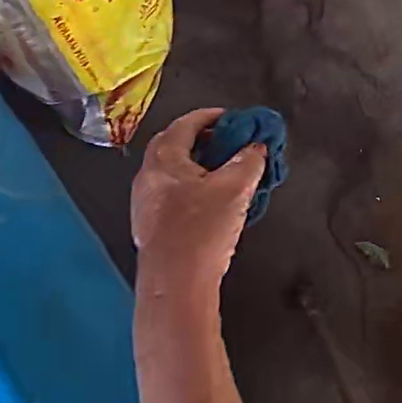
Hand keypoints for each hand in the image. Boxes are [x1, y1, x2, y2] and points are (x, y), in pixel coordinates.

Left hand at [131, 107, 267, 285]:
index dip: (212, 117)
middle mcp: (148, 176)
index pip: (187, 123)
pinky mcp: (150, 226)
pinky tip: (213, 204)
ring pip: (174, 172)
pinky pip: (172, 196)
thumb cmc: (197, 234)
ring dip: (199, 167)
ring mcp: (146, 202)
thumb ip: (249, 161)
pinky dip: (192, 189)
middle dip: (204, 140)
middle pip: (176, 145)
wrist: (175, 285)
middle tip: (229, 143)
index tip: (230, 118)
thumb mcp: (235, 189)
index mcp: (163, 158)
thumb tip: (256, 148)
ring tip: (226, 174)